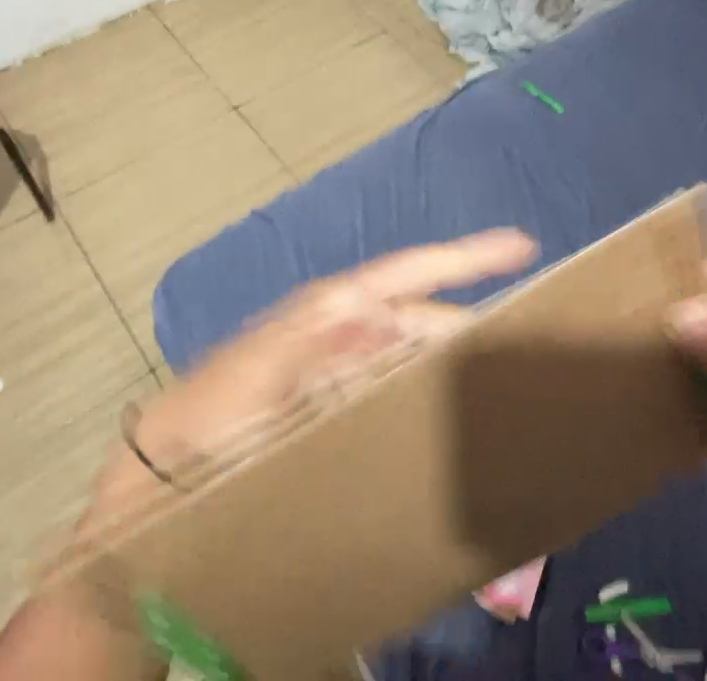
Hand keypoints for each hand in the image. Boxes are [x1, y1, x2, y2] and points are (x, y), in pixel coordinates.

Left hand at [101, 229, 537, 503]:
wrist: (176, 460)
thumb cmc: (219, 408)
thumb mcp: (265, 372)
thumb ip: (322, 343)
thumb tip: (386, 317)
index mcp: (331, 309)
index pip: (407, 272)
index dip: (463, 257)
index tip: (520, 246)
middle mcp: (344, 329)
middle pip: (421, 318)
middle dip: (470, 324)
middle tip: (530, 345)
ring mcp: (344, 366)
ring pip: (413, 354)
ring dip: (453, 362)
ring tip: (506, 381)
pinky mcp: (340, 402)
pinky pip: (397, 389)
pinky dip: (426, 393)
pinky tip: (453, 415)